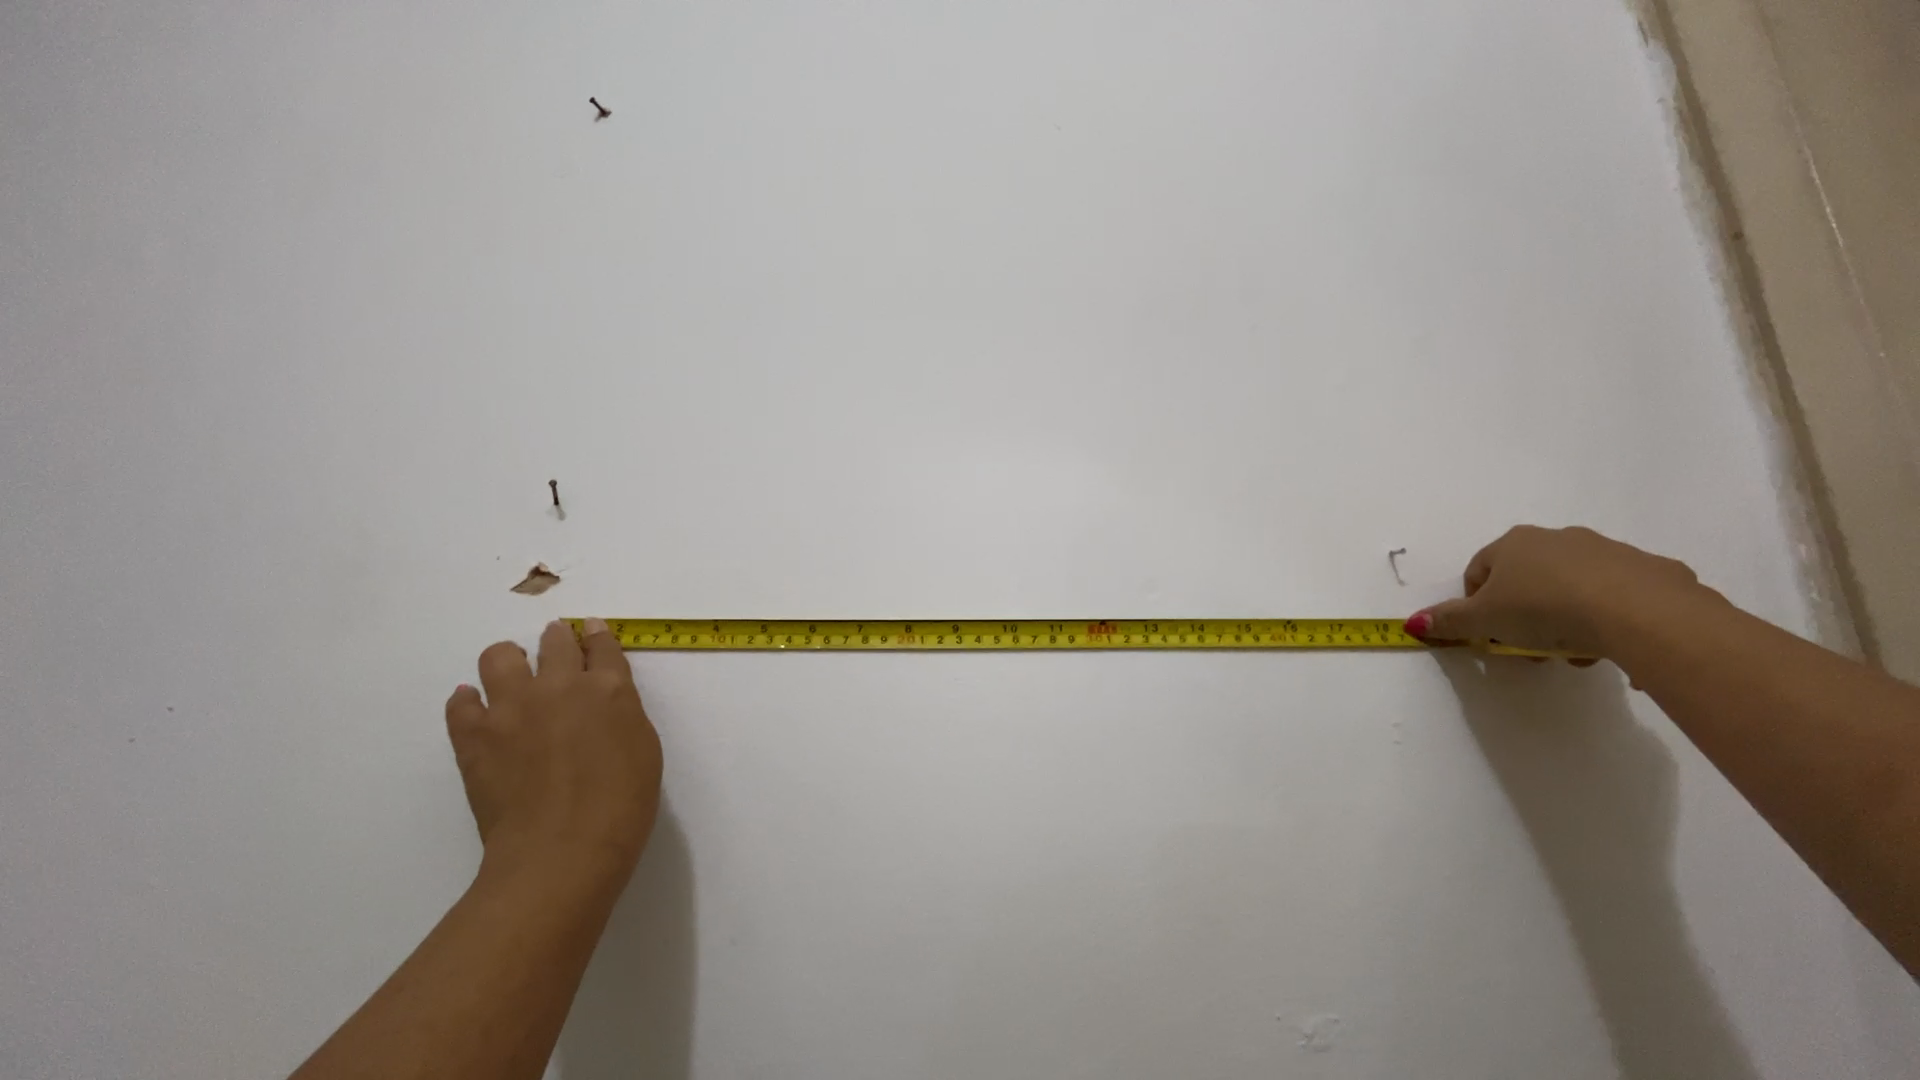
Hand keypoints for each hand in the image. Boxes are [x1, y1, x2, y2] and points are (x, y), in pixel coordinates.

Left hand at [445, 619, 662, 882]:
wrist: (562, 851)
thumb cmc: (621, 806)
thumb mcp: (644, 749)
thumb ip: (623, 714)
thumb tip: (604, 702)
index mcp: (608, 689)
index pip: (603, 646)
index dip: (598, 636)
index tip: (593, 631)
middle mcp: (559, 685)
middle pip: (554, 641)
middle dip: (558, 640)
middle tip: (556, 649)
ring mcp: (511, 707)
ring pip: (499, 656)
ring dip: (509, 659)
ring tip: (512, 674)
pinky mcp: (473, 735)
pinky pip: (460, 702)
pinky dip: (468, 701)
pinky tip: (475, 708)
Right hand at [1405, 526, 1719, 659]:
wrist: (1641, 612)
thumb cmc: (1546, 610)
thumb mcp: (1485, 622)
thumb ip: (1449, 621)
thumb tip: (1414, 622)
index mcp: (1514, 544)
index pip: (1478, 572)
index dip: (1476, 607)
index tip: (1490, 636)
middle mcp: (1557, 538)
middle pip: (1526, 580)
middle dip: (1524, 617)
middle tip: (1531, 649)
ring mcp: (1607, 550)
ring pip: (1572, 588)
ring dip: (1566, 620)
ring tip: (1575, 652)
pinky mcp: (1650, 570)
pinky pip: (1619, 596)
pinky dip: (1611, 618)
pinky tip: (1614, 645)